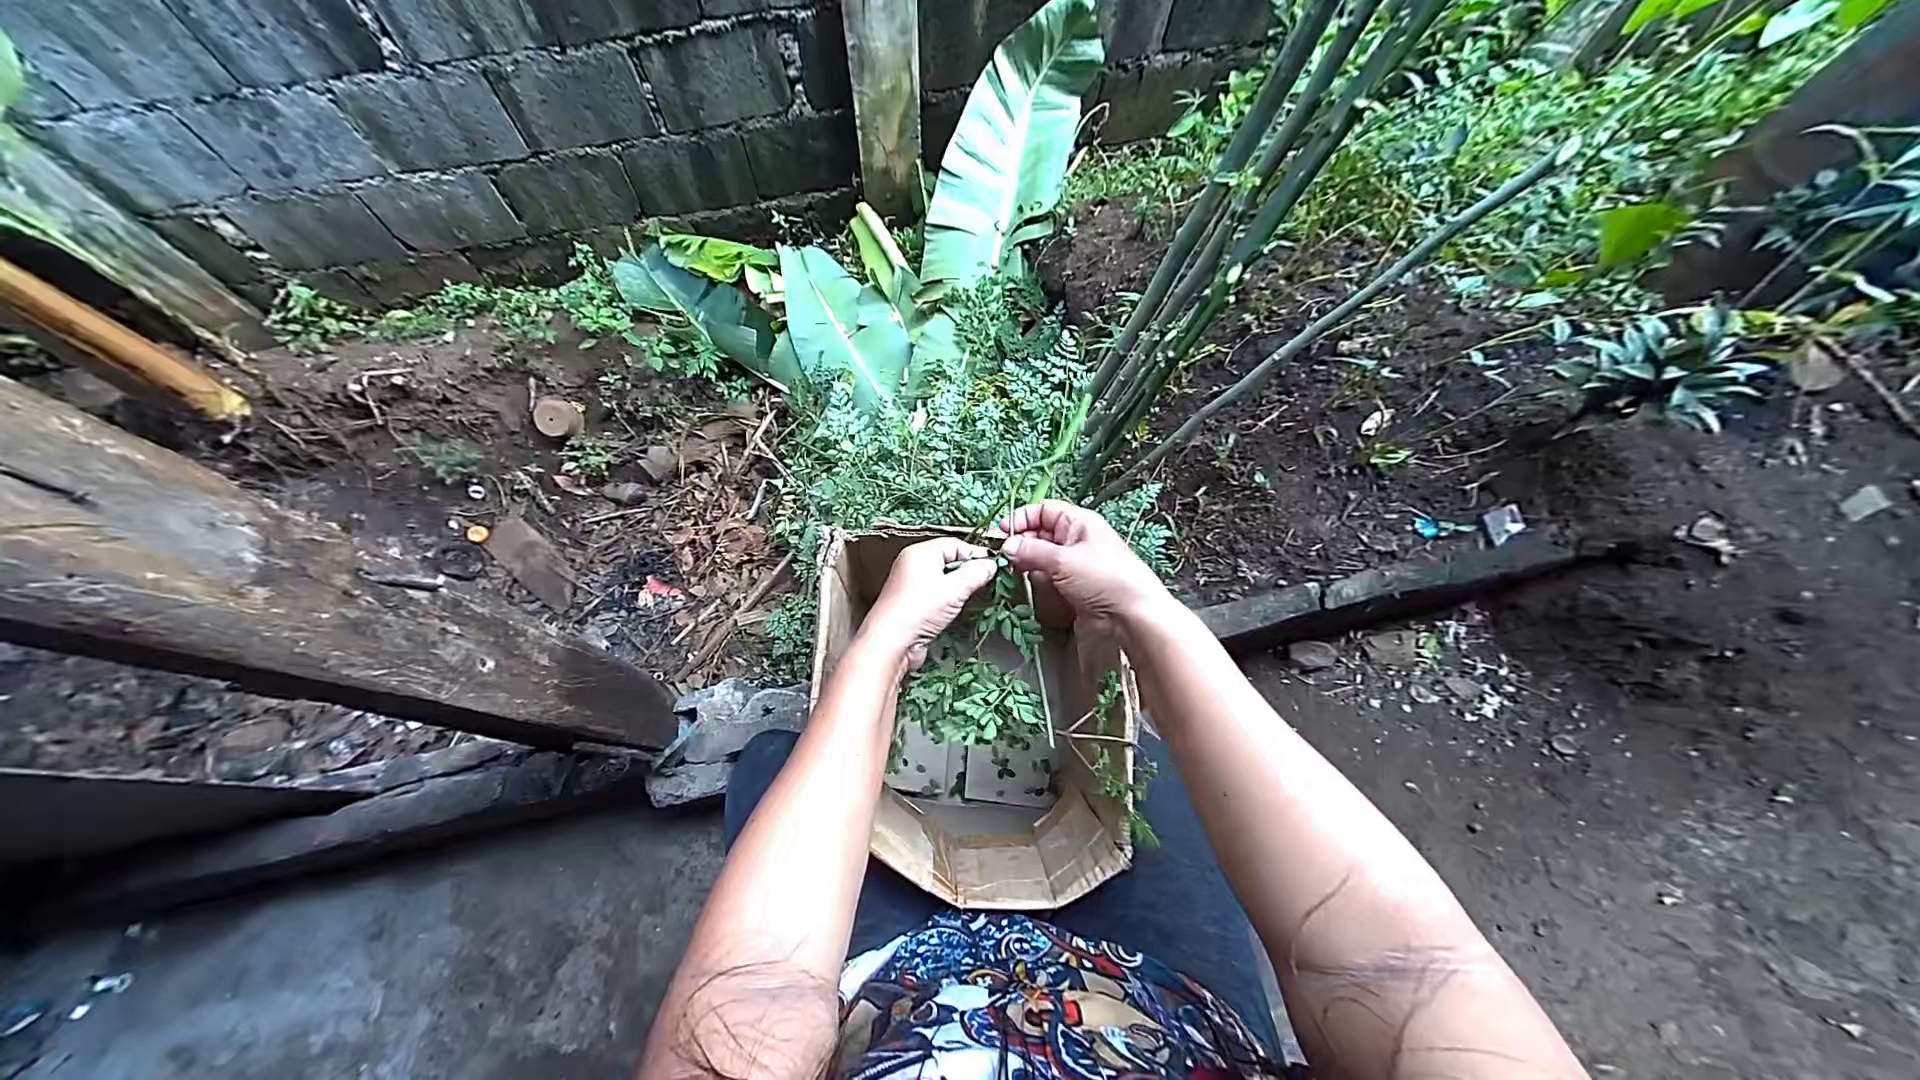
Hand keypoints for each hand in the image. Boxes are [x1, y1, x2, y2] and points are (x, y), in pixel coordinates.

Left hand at [857, 537, 998, 670]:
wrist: (891, 642)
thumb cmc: (919, 609)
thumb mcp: (955, 589)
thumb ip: (976, 573)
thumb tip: (991, 564)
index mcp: (920, 553)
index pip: (954, 544)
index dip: (975, 554)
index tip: (993, 566)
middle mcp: (913, 565)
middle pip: (948, 560)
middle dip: (968, 571)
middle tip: (986, 583)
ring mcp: (911, 585)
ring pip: (943, 579)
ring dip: (959, 588)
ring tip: (973, 597)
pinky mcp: (912, 604)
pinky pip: (936, 595)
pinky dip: (948, 600)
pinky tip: (957, 610)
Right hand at [998, 501, 1171, 635]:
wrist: (1132, 618)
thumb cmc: (1104, 579)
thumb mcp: (1063, 560)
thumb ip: (1031, 551)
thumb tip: (1006, 546)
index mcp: (1079, 523)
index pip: (1043, 510)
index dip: (1021, 518)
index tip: (1002, 534)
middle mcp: (1076, 540)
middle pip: (1040, 535)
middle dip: (1022, 545)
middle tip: (1005, 559)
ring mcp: (1075, 565)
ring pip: (1041, 559)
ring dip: (1030, 567)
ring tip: (1020, 576)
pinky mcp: (1074, 588)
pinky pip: (1049, 579)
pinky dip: (1040, 583)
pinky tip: (1038, 590)